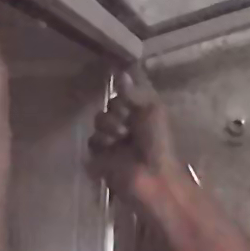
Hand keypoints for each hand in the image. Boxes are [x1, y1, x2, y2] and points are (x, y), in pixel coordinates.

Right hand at [89, 68, 190, 205]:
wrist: (152, 177)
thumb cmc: (157, 142)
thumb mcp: (153, 111)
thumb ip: (135, 93)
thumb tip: (122, 73)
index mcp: (140, 112)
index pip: (123, 94)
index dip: (123, 95)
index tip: (127, 98)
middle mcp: (125, 123)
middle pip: (109, 105)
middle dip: (117, 112)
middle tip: (128, 125)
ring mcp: (112, 140)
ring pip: (99, 121)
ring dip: (110, 128)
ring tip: (122, 140)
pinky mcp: (100, 157)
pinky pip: (92, 142)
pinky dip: (102, 145)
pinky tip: (112, 152)